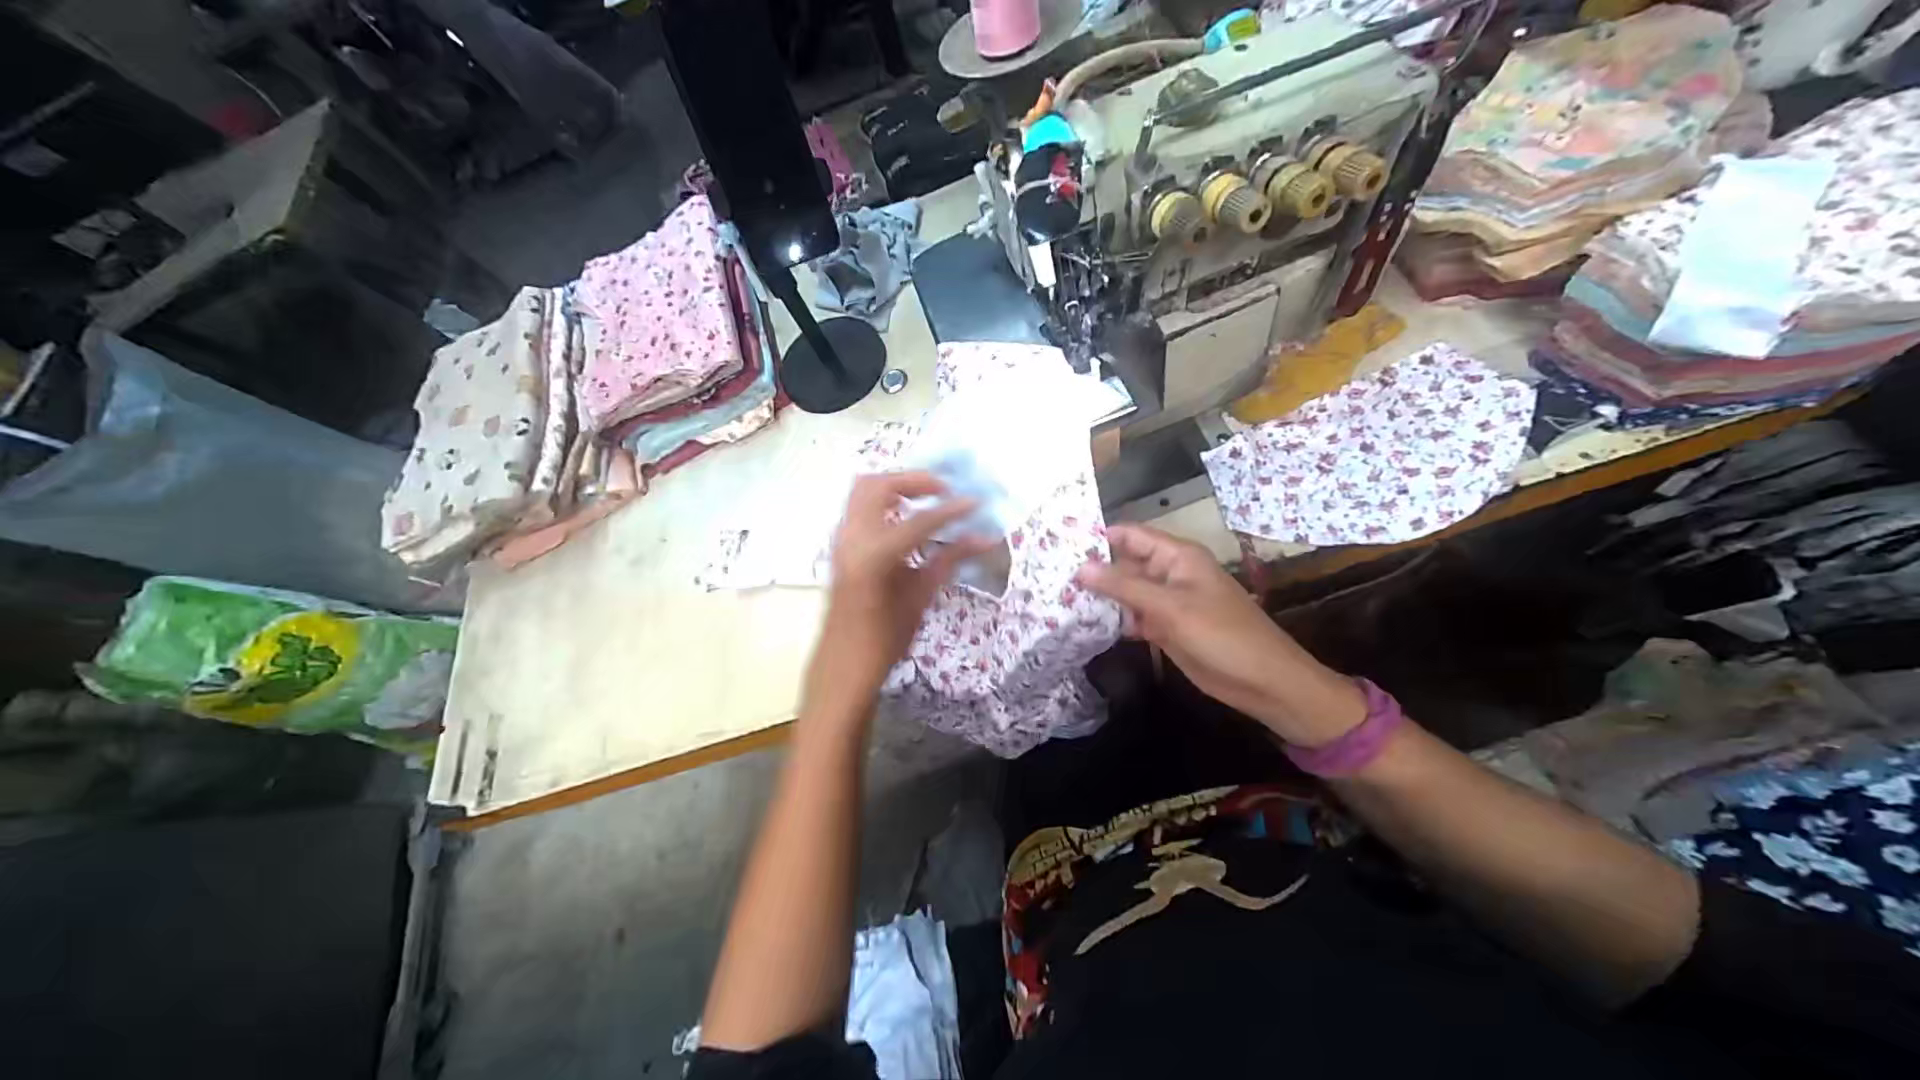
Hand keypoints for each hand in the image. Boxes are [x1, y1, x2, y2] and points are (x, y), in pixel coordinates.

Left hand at [809, 472, 985, 709]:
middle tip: (943, 491)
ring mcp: (841, 540)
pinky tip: (906, 518)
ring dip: (895, 486)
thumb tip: (984, 538)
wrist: (843, 664)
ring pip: (862, 491)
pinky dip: (883, 502)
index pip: (919, 519)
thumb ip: (949, 560)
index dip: (950, 509)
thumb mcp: (920, 598)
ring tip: (926, 499)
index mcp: (874, 555)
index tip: (974, 502)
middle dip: (913, 481)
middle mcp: (852, 539)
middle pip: (879, 485)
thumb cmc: (884, 639)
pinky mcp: (839, 546)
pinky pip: (859, 508)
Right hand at [1075, 524, 1365, 746]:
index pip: (1130, 535)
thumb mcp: (1170, 608)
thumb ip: (1124, 587)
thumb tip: (1080, 568)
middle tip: (1049, 576)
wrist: (1263, 682)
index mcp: (1177, 556)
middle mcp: (1170, 574)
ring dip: (1100, 597)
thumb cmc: (1222, 635)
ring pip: (1126, 592)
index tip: (1059, 543)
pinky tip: (1085, 625)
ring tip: (1057, 599)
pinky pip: (1134, 616)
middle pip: (1125, 563)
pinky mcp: (1166, 628)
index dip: (1098, 537)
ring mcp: (1168, 602)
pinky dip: (1114, 620)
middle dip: (1093, 568)